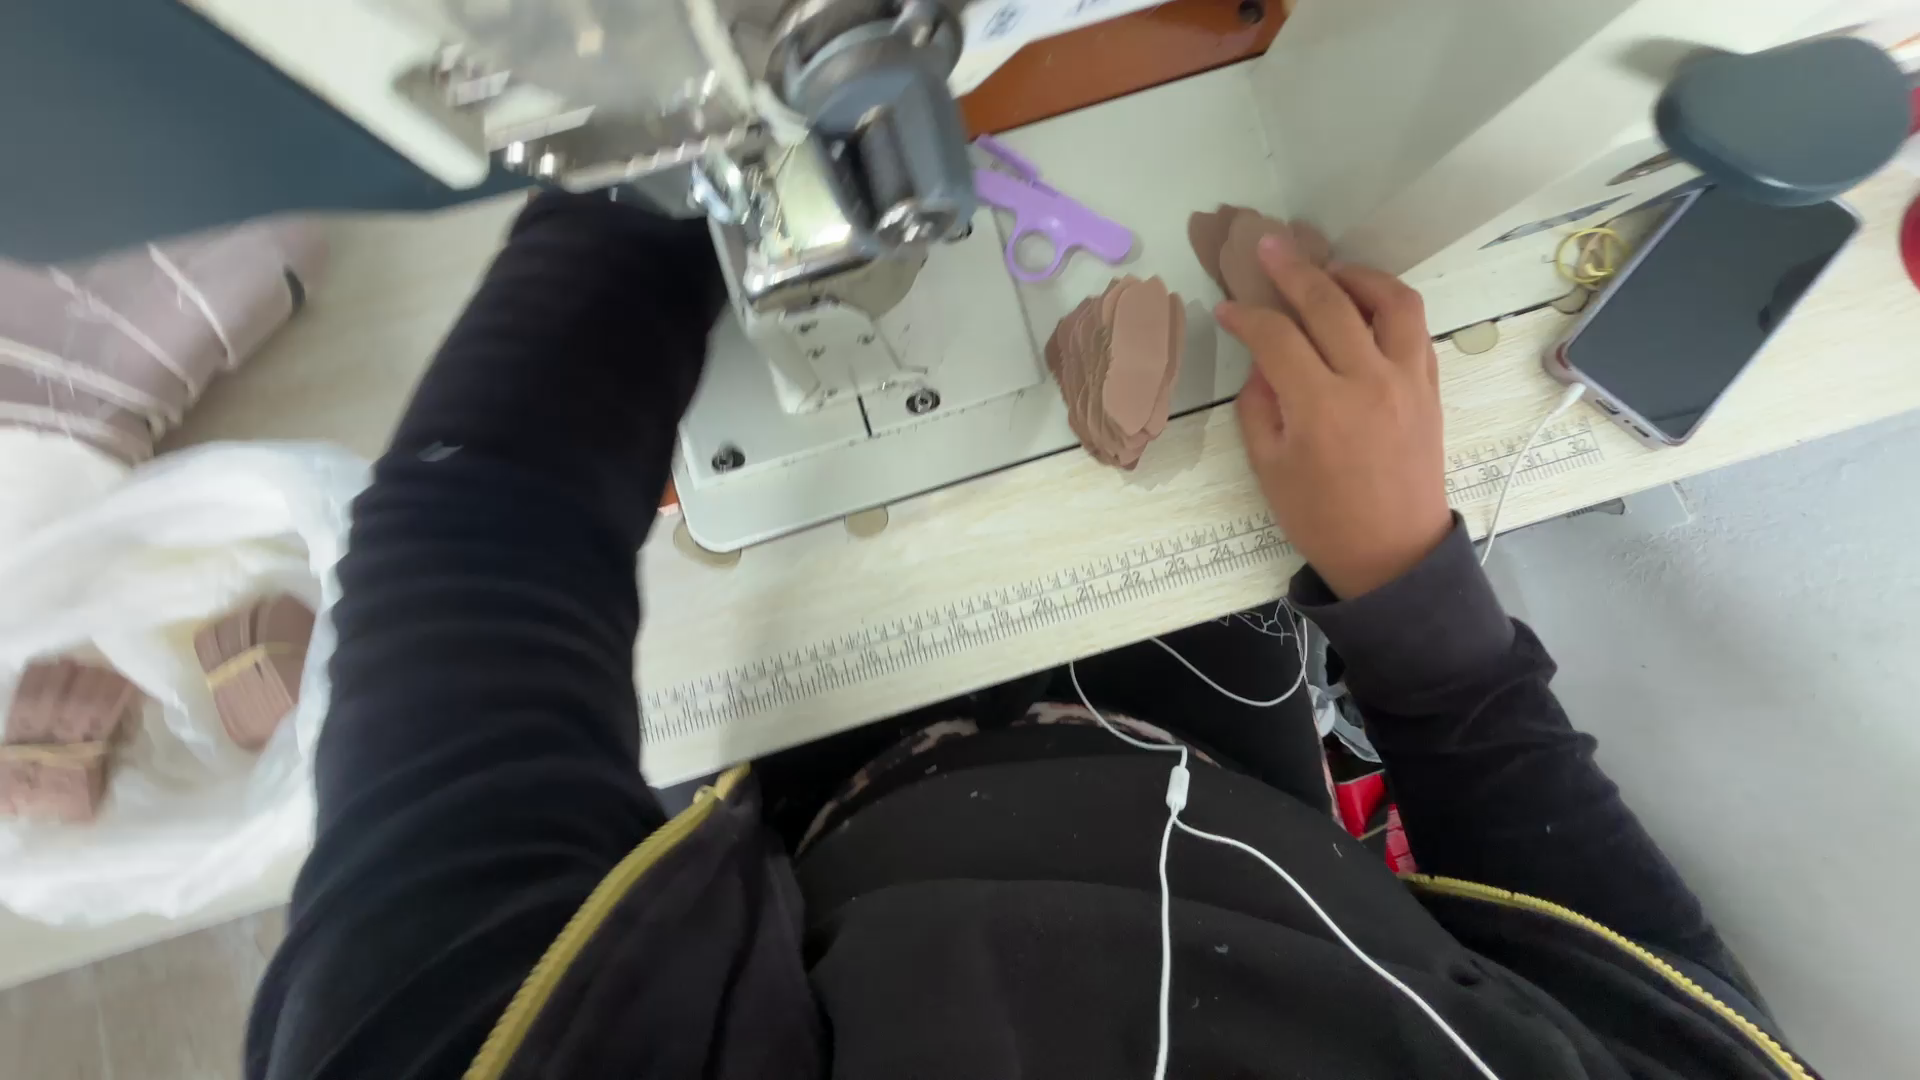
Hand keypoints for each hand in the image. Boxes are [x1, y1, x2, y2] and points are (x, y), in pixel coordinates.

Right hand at [1218, 234, 1450, 598]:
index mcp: (1318, 406)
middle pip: (1328, 303)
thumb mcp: (1268, 466)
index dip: (1245, 316)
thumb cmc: (1318, 516)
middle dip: (1291, 270)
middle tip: (1267, 247)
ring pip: (1389, 299)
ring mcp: (1408, 378)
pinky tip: (1361, 308)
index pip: (1276, 337)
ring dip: (1354, 275)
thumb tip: (1263, 363)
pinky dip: (1386, 304)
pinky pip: (1413, 326)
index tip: (1226, 309)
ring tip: (1327, 272)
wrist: (1390, 551)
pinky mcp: (1430, 384)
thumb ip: (1258, 405)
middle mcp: (1367, 380)